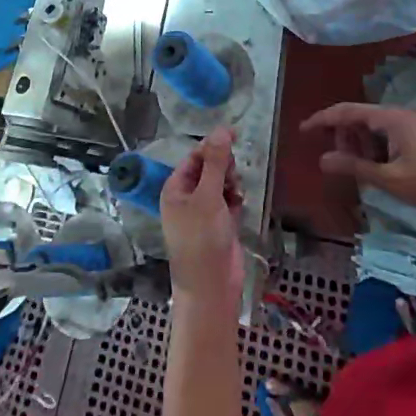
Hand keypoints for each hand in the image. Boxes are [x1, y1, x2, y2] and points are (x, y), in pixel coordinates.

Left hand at [160, 126, 245, 305]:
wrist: (211, 286)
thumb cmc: (202, 239)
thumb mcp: (208, 196)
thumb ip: (216, 163)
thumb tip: (222, 129)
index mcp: (175, 189)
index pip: (195, 157)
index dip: (213, 146)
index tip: (235, 136)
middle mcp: (187, 198)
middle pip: (209, 169)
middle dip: (223, 167)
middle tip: (232, 176)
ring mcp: (203, 213)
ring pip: (221, 184)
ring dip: (231, 183)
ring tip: (236, 194)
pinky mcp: (219, 225)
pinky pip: (229, 201)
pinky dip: (235, 200)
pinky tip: (239, 206)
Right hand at [302, 102, 415, 214]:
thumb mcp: (391, 179)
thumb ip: (356, 168)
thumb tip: (323, 159)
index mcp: (389, 119)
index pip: (345, 111)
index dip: (321, 120)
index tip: (302, 131)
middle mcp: (399, 115)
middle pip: (360, 118)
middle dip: (343, 136)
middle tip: (339, 163)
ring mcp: (413, 125)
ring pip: (376, 129)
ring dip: (362, 146)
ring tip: (362, 172)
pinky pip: (390, 136)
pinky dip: (377, 149)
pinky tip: (383, 171)